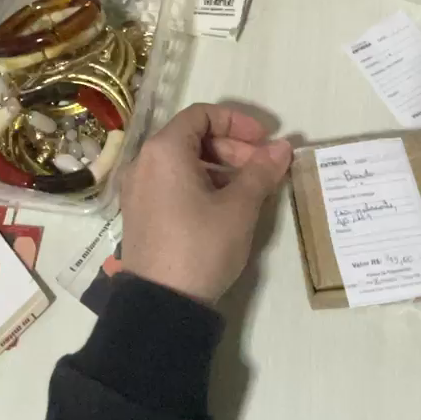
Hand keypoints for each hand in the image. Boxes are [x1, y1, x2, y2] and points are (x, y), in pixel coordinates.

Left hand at [117, 104, 293, 304]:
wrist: (161, 304)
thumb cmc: (201, 245)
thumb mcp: (239, 208)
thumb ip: (261, 171)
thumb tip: (283, 146)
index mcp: (164, 150)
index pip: (202, 115)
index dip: (237, 122)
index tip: (264, 141)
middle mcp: (144, 161)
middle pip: (192, 137)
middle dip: (232, 148)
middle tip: (263, 170)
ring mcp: (138, 188)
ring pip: (183, 161)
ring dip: (219, 167)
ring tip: (249, 190)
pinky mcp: (140, 211)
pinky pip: (171, 182)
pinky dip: (200, 183)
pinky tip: (224, 206)